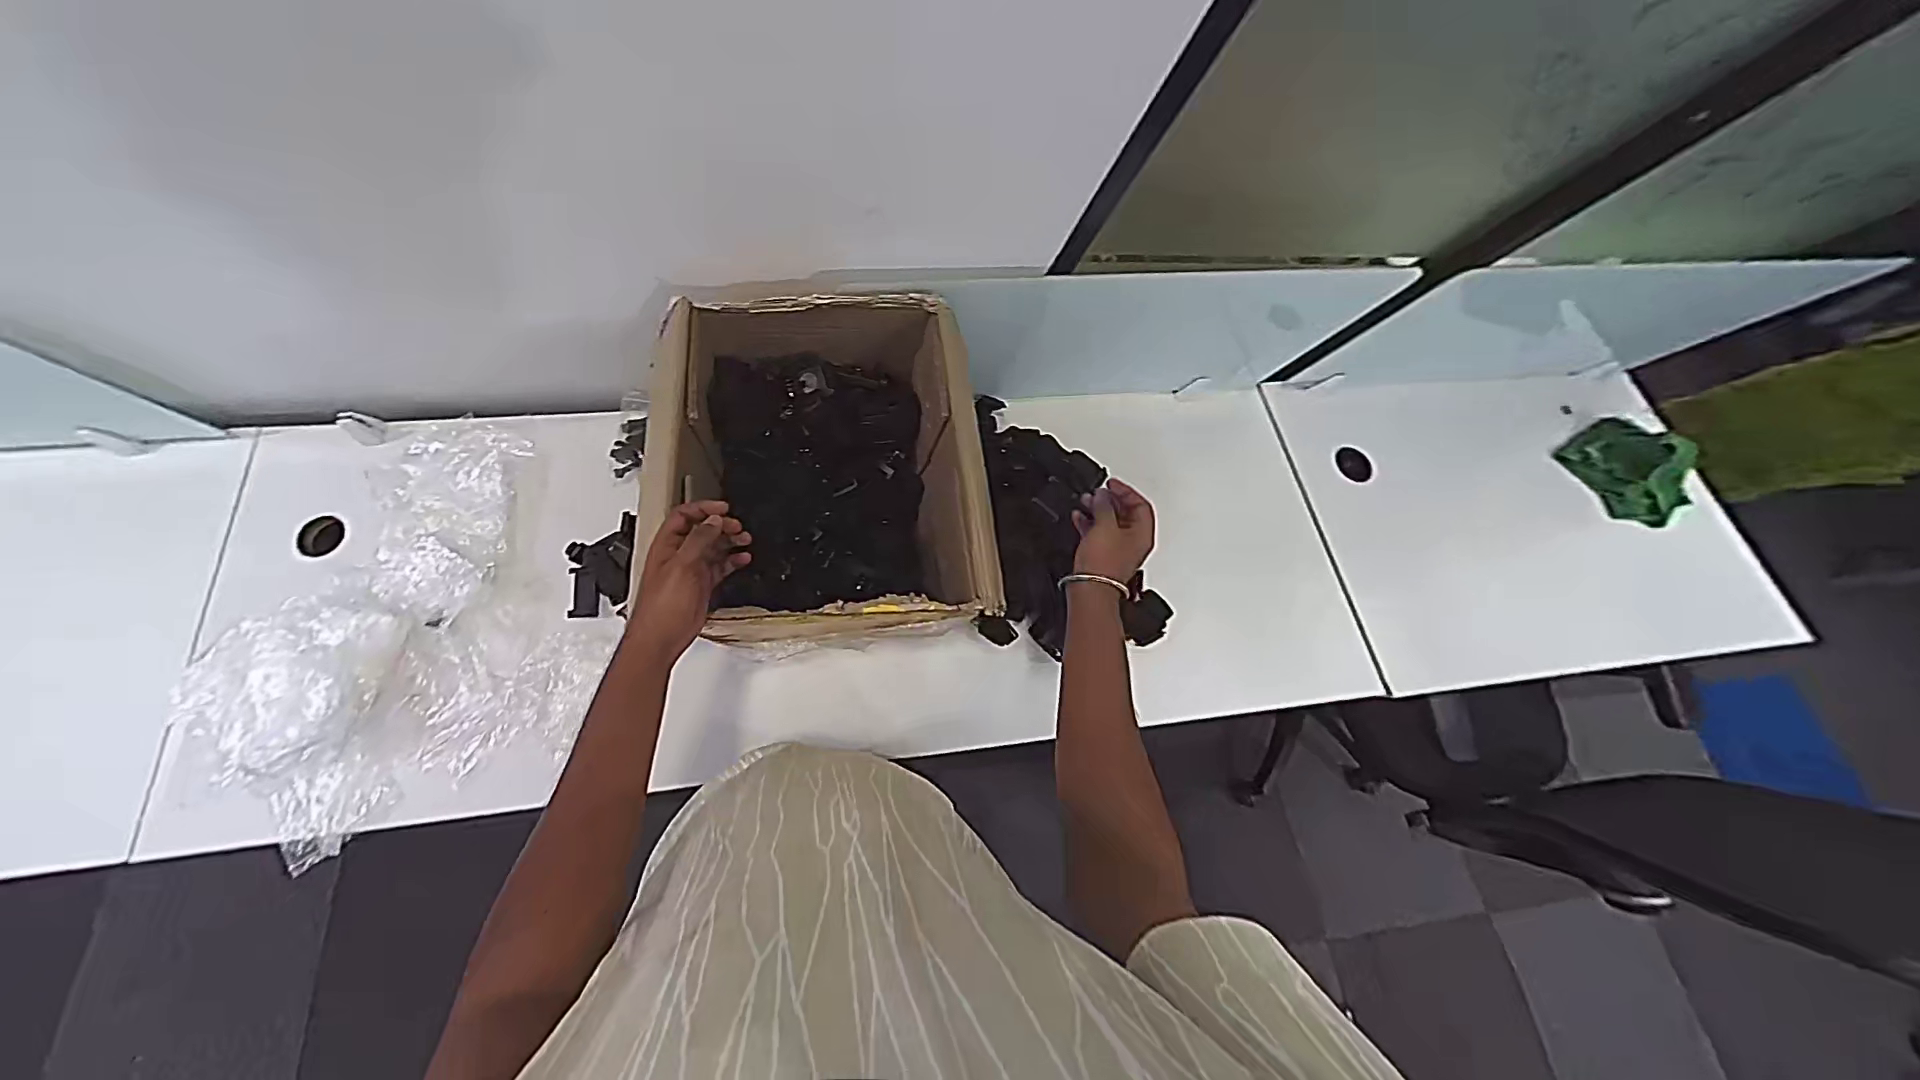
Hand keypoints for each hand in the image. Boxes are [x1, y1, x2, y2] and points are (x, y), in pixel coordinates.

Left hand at [627, 500, 750, 661]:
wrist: (662, 636)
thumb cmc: (661, 607)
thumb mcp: (681, 566)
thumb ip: (698, 540)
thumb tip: (712, 521)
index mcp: (667, 546)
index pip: (684, 516)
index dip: (703, 508)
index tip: (723, 509)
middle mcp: (679, 555)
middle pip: (702, 531)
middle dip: (721, 525)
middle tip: (738, 527)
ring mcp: (691, 570)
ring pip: (713, 548)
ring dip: (729, 541)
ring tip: (745, 540)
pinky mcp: (702, 585)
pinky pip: (720, 567)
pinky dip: (732, 561)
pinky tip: (742, 558)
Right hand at [1071, 478, 1154, 582]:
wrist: (1090, 588)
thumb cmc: (1103, 564)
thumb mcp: (1105, 525)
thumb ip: (1104, 505)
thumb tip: (1102, 495)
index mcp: (1142, 534)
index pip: (1140, 505)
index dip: (1126, 491)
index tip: (1112, 484)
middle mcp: (1133, 542)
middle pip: (1126, 513)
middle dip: (1110, 500)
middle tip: (1098, 492)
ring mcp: (1118, 549)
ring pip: (1110, 522)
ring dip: (1098, 510)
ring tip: (1086, 501)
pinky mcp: (1103, 555)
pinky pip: (1098, 533)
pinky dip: (1089, 523)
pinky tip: (1080, 517)